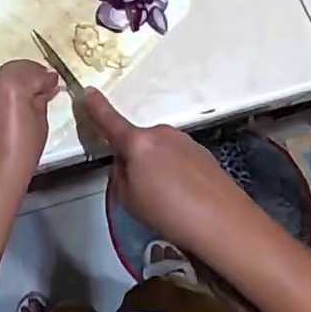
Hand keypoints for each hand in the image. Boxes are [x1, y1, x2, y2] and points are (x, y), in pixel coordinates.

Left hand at [0, 60, 59, 201]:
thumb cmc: (21, 152)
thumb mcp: (40, 122)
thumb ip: (41, 99)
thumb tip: (44, 89)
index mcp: (11, 84)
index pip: (35, 72)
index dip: (48, 78)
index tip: (56, 84)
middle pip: (16, 68)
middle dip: (32, 74)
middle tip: (46, 88)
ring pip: (3, 75)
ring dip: (18, 80)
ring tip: (33, 97)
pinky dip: (6, 89)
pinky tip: (17, 104)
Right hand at [80, 88, 266, 258]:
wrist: (222, 220)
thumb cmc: (169, 212)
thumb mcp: (128, 199)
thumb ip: (121, 175)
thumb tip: (126, 165)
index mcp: (138, 143)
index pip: (110, 121)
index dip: (96, 107)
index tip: (88, 91)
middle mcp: (161, 133)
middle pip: (137, 142)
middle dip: (135, 159)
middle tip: (141, 191)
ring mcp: (184, 140)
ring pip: (158, 150)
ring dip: (157, 166)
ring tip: (168, 199)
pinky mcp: (201, 151)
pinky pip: (177, 157)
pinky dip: (175, 171)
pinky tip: (186, 196)